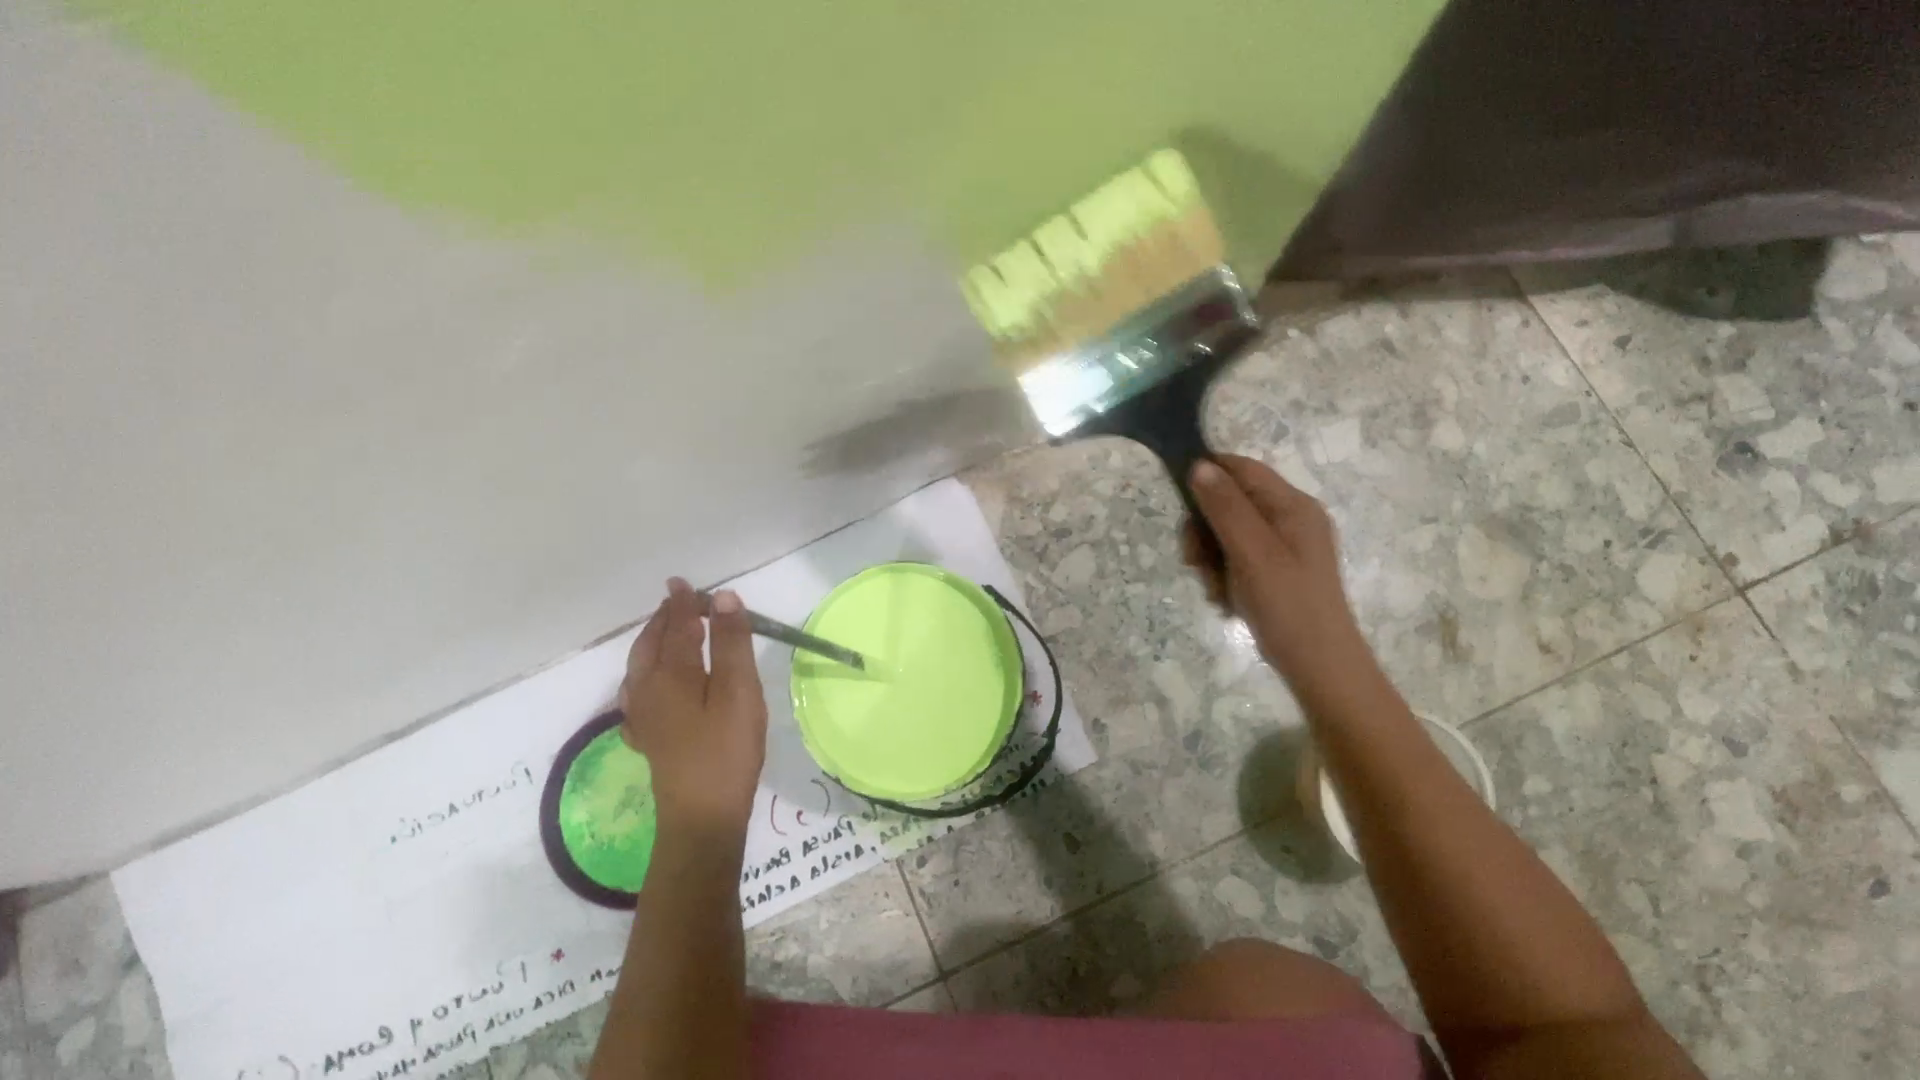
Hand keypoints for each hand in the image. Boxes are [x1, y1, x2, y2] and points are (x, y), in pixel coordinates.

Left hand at [619, 578, 767, 836]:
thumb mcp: (738, 692)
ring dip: (653, 645)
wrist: (701, 818)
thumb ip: (730, 644)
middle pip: (650, 645)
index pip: (676, 626)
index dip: (682, 604)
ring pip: (639, 669)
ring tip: (667, 635)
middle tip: (678, 603)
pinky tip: (651, 689)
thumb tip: (723, 599)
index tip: (682, 583)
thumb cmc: (726, 751)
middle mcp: (647, 690)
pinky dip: (646, 677)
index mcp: (670, 673)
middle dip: (664, 621)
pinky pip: (638, 695)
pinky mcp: (647, 740)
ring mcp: (642, 718)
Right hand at [1183, 456, 1376, 692]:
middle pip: (1231, 502)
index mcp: (1293, 505)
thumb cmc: (1287, 605)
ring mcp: (1286, 546)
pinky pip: (1239, 558)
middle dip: (1204, 529)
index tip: (1178, 504)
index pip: (1241, 469)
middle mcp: (1292, 518)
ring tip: (1213, 589)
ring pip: (1229, 533)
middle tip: (1193, 562)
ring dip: (1211, 558)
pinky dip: (1224, 575)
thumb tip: (1199, 465)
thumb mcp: (1252, 552)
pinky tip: (1224, 599)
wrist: (1319, 665)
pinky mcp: (1278, 570)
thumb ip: (1225, 507)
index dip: (1207, 476)